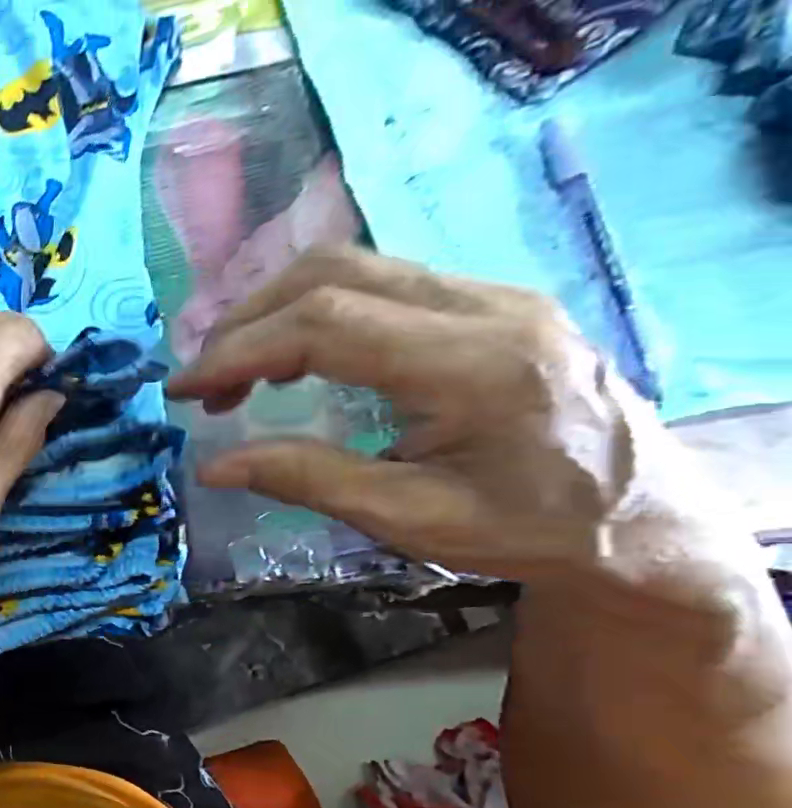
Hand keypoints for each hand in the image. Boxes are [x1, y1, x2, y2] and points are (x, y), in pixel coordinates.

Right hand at [165, 245, 715, 588]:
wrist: (640, 513)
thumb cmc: (527, 527)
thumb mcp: (410, 519)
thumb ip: (307, 480)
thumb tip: (211, 465)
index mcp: (473, 365)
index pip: (324, 324)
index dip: (236, 351)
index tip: (180, 390)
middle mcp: (486, 307)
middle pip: (331, 274)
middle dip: (244, 325)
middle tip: (204, 386)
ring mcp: (489, 295)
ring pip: (350, 267)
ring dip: (271, 313)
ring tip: (235, 374)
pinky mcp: (483, 301)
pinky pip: (374, 283)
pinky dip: (307, 313)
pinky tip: (287, 359)